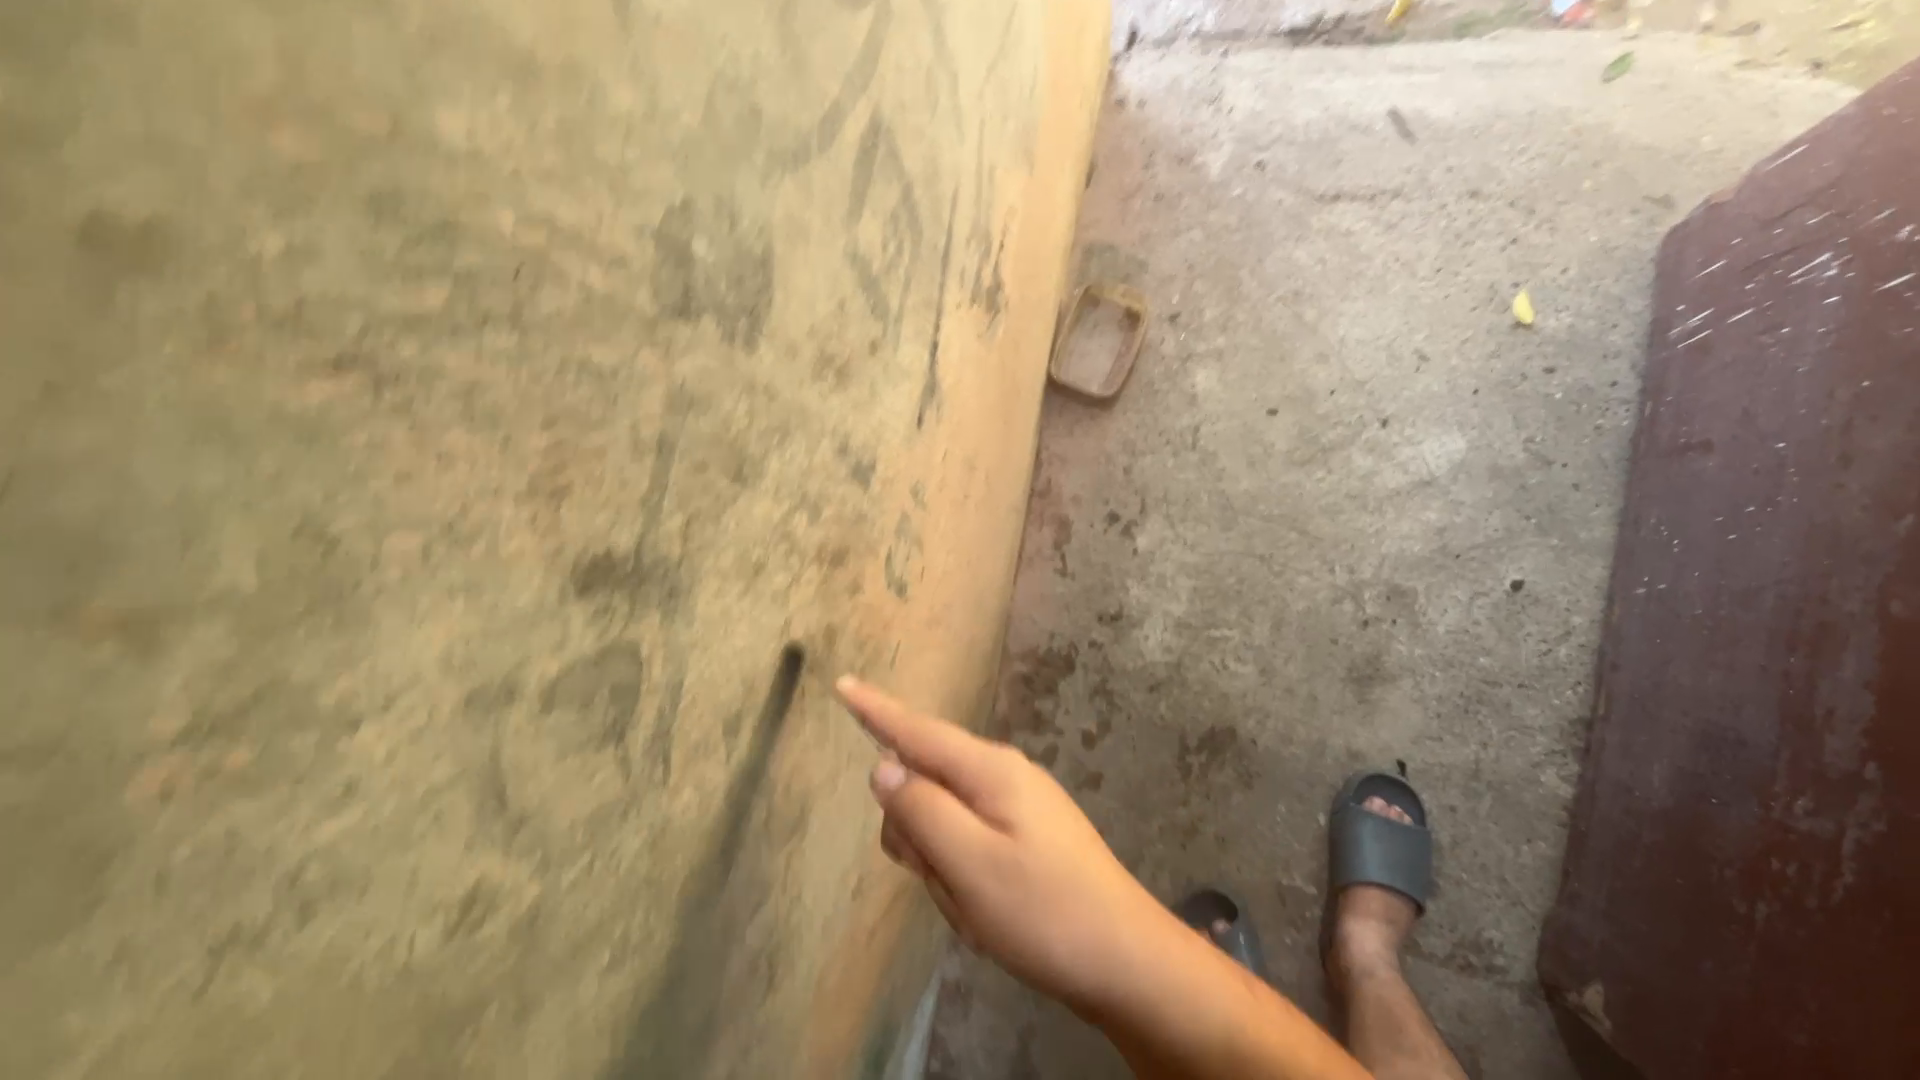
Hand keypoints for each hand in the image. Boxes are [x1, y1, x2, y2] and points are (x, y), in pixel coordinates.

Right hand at [836, 676, 1174, 1014]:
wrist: (1126, 962)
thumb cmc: (1045, 912)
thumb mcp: (970, 863)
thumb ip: (921, 810)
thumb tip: (883, 765)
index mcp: (989, 770)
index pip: (917, 731)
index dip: (876, 711)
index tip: (841, 684)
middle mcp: (1003, 777)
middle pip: (925, 785)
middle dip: (916, 835)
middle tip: (945, 880)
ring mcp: (1017, 808)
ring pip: (943, 824)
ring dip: (942, 868)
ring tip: (977, 907)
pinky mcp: (1024, 839)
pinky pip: (968, 847)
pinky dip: (963, 879)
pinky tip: (990, 914)